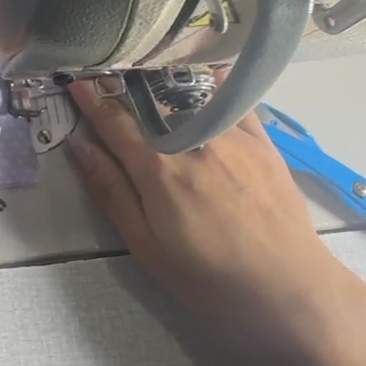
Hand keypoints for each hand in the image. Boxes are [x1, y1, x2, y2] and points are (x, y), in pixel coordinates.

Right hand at [65, 79, 364, 350]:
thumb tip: (79, 147)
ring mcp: (231, 136)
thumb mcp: (146, 247)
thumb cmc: (208, 278)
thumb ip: (111, 191)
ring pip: (188, 93)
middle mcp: (192, 140)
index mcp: (158, 168)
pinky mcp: (262, 142)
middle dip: (121, 85)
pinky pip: (232, 99)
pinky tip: (203, 74)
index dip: (91, 99)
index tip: (75, 82)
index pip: (114, 121)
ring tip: (145, 74)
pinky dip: (213, 83)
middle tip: (103, 75)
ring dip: (160, 81)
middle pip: (148, 100)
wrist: (290, 291)